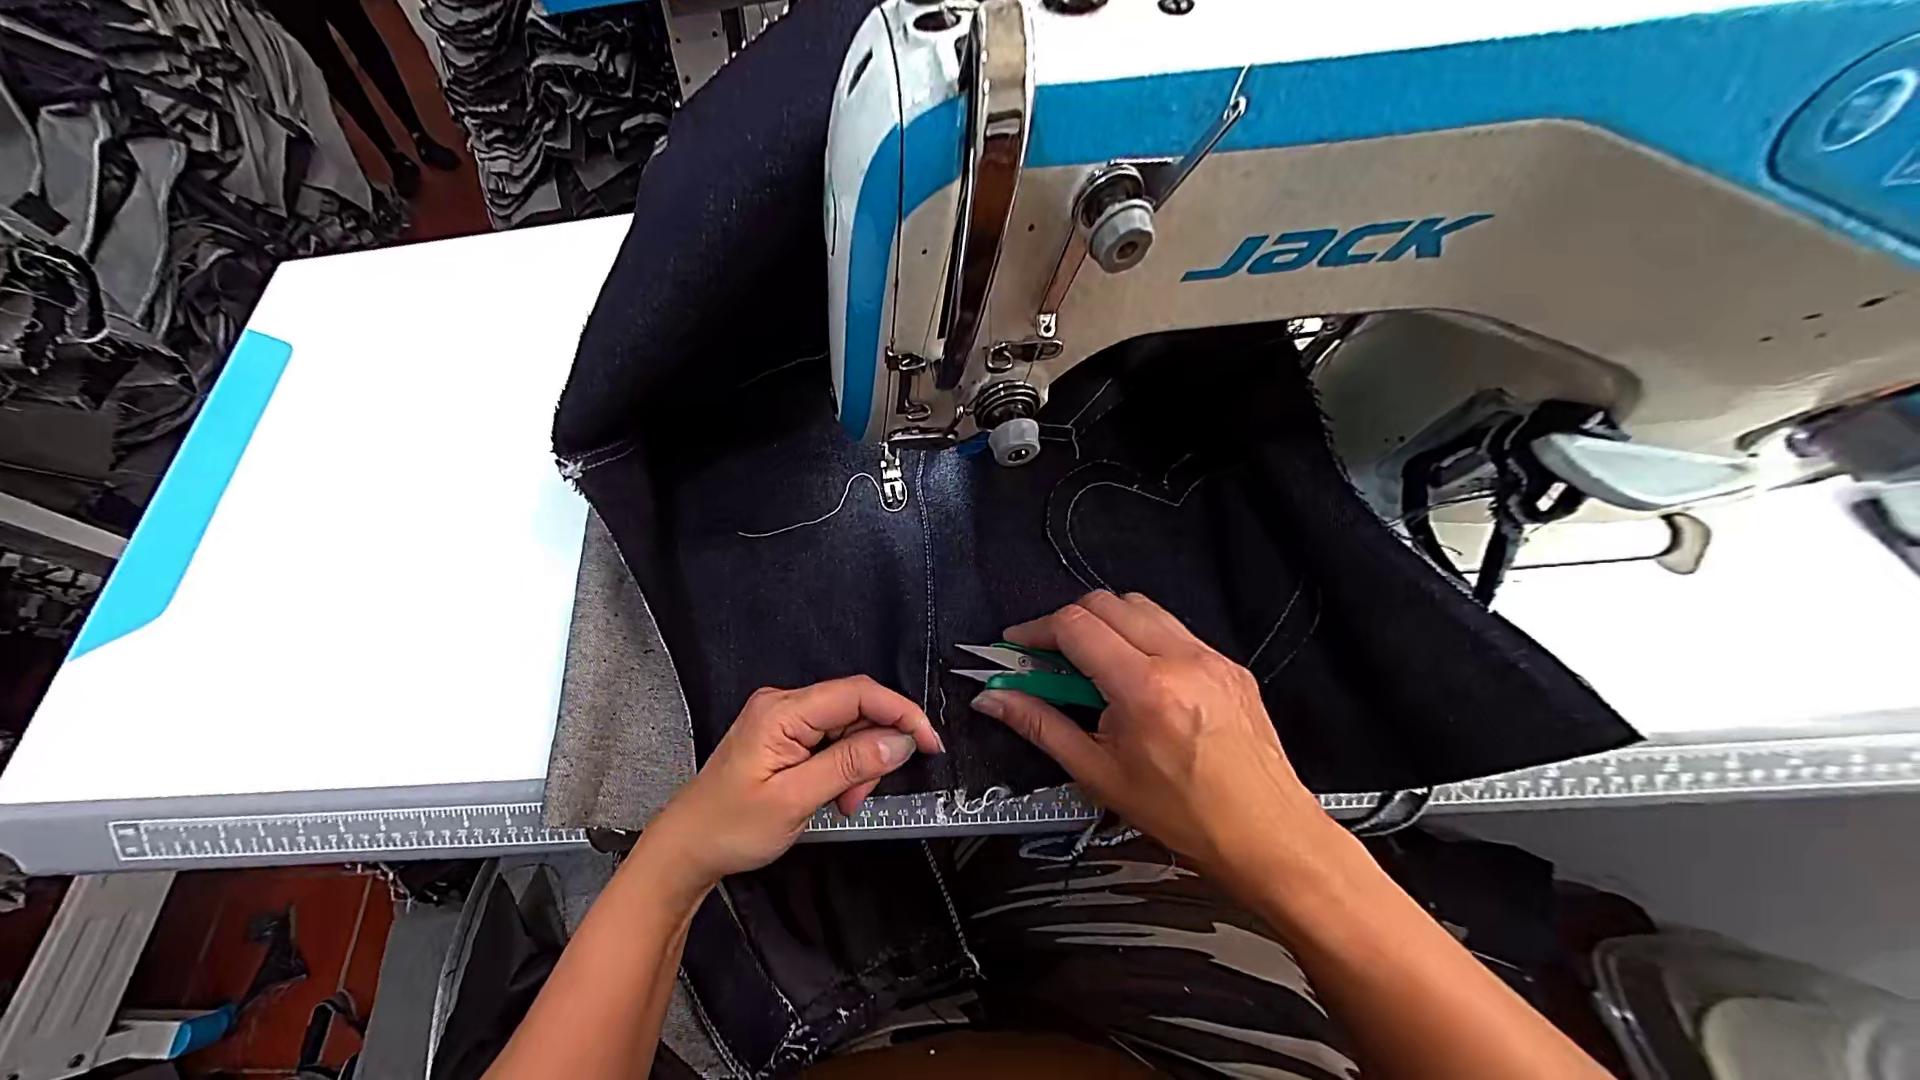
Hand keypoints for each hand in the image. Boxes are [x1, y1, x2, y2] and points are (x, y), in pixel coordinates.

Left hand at [641, 676, 943, 895]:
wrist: (687, 848)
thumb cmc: (728, 827)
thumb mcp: (795, 800)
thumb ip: (850, 764)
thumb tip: (900, 740)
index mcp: (782, 710)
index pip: (858, 693)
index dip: (900, 712)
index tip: (928, 740)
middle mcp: (785, 704)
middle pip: (856, 709)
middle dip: (875, 748)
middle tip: (866, 792)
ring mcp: (785, 717)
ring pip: (849, 726)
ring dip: (860, 763)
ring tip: (845, 800)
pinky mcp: (788, 734)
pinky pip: (833, 739)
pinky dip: (845, 766)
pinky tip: (835, 792)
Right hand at [971, 591, 1342, 885]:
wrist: (1268, 837)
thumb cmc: (1188, 816)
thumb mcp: (1098, 774)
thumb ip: (1040, 725)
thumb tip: (996, 700)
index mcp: (1145, 688)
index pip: (1075, 626)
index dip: (1034, 632)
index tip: (1016, 647)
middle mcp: (1181, 660)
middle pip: (1104, 602)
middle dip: (1065, 622)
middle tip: (1047, 658)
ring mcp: (1210, 657)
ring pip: (1139, 607)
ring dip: (1103, 624)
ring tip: (1090, 668)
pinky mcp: (1227, 663)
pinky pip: (1172, 628)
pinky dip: (1139, 638)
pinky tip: (1133, 677)